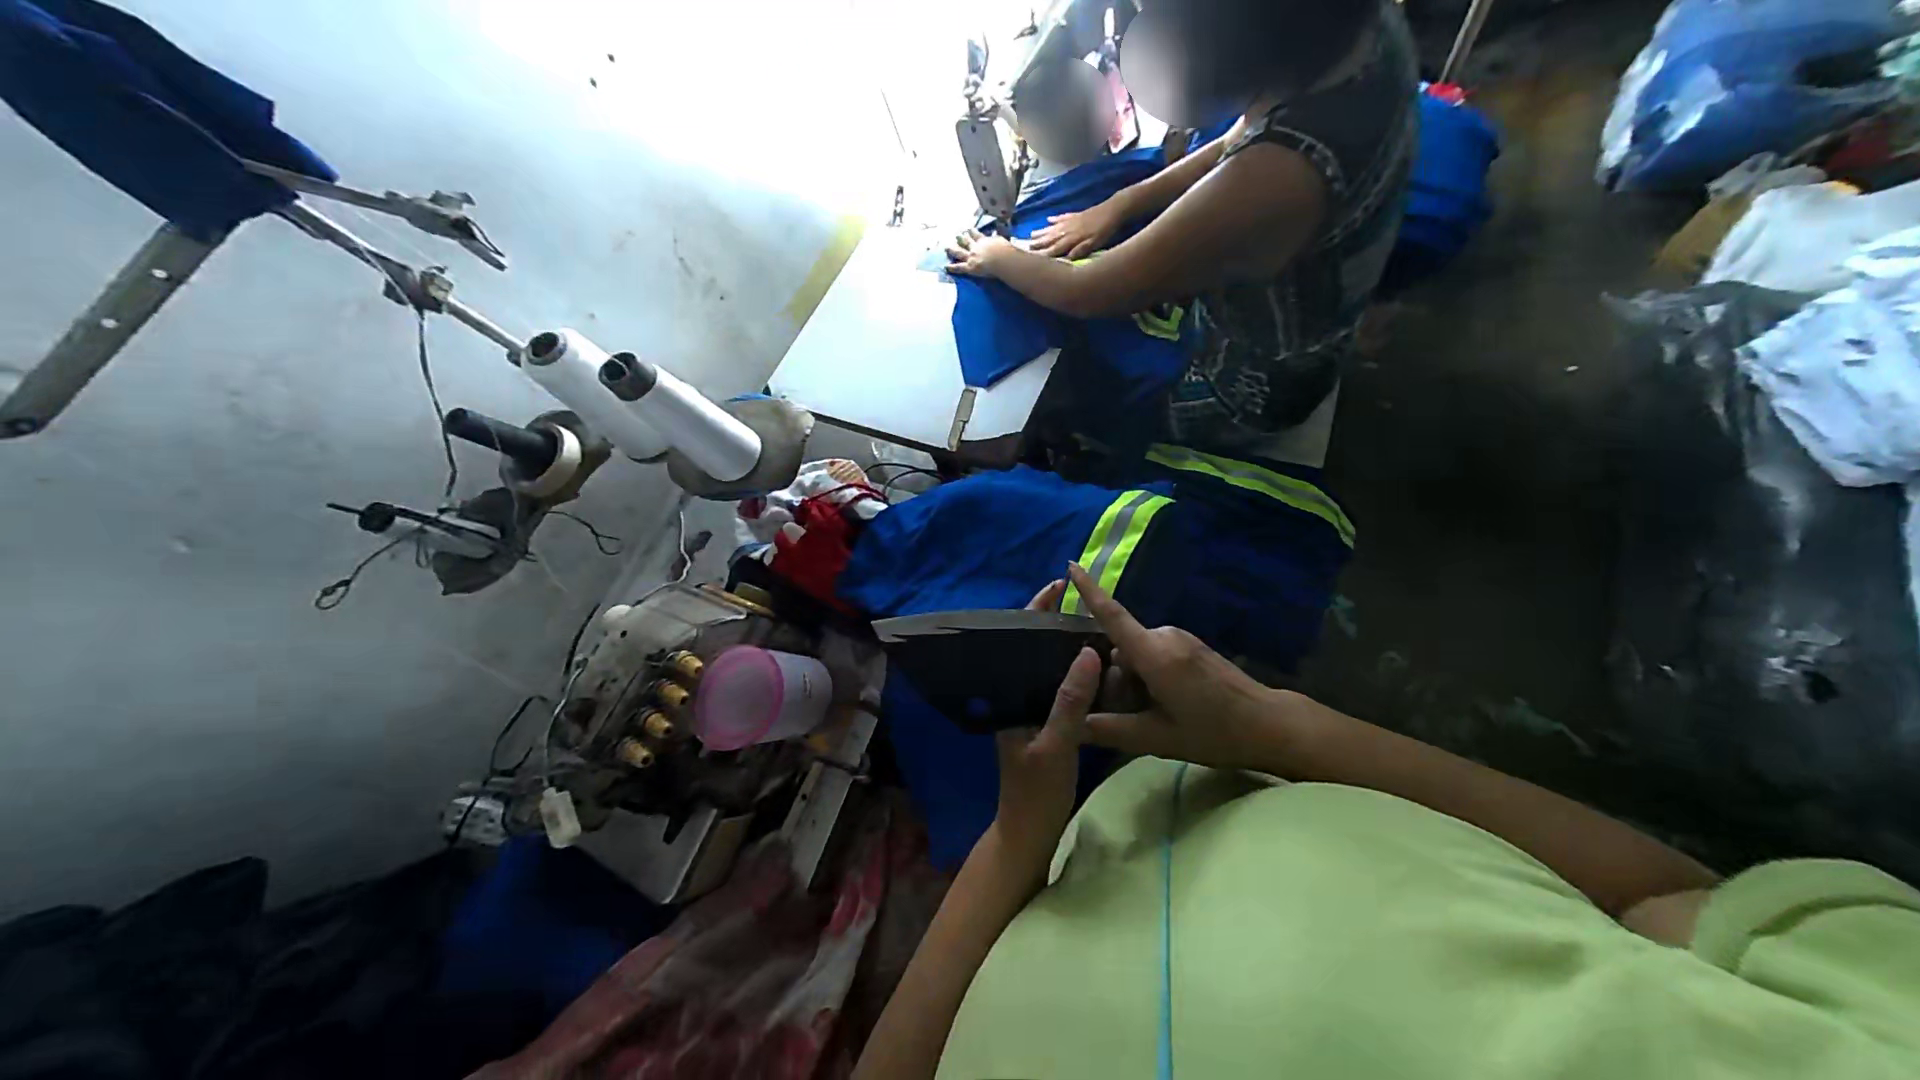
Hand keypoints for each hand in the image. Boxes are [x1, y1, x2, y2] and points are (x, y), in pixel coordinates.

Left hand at [945, 228, 1019, 279]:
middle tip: (958, 235)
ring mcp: (972, 256)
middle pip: (968, 241)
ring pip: (960, 251)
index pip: (979, 235)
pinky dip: (952, 268)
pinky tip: (945, 267)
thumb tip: (1027, 240)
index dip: (974, 232)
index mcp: (987, 240)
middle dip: (963, 238)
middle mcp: (977, 246)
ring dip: (953, 249)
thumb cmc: (1008, 253)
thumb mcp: (1010, 243)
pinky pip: (959, 267)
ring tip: (947, 248)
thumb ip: (1012, 239)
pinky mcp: (970, 267)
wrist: (1002, 259)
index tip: (970, 229)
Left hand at [992, 580, 1099, 871]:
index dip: (1036, 612)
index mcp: (1009, 697)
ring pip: (1048, 669)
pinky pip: (1060, 689)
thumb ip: (1069, 701)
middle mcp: (1016, 698)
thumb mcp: (1056, 745)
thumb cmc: (1035, 792)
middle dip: (1053, 625)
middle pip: (1033, 651)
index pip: (1018, 643)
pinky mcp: (1045, 726)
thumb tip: (1088, 652)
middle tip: (1084, 605)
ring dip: (1066, 648)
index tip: (1058, 586)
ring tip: (1095, 628)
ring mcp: (1031, 712)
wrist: (1029, 834)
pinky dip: (1076, 675)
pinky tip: (1097, 669)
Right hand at [1028, 199, 1123, 258]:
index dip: (1041, 254)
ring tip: (1031, 234)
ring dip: (1041, 232)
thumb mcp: (1092, 244)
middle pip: (1049, 238)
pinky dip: (1054, 219)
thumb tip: (1063, 259)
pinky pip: (1062, 218)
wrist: (1114, 209)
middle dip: (1037, 243)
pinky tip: (1048, 220)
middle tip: (1024, 247)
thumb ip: (1077, 251)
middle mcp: (1067, 230)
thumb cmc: (1104, 230)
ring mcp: (1071, 221)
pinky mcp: (1076, 215)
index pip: (1053, 249)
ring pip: (1052, 228)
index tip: (1029, 258)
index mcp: (1071, 239)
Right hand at [1067, 563, 1289, 770]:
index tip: (1070, 565)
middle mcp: (1165, 636)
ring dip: (1132, 677)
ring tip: (1150, 714)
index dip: (1089, 591)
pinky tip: (1164, 703)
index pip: (1113, 616)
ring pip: (1137, 651)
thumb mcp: (1158, 738)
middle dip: (1113, 675)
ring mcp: (1181, 639)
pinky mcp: (1191, 645)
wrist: (1269, 725)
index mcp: (1155, 655)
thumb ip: (1111, 729)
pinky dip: (1148, 673)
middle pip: (1120, 646)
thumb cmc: (1214, 733)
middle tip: (1126, 713)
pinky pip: (1154, 652)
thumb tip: (1072, 725)